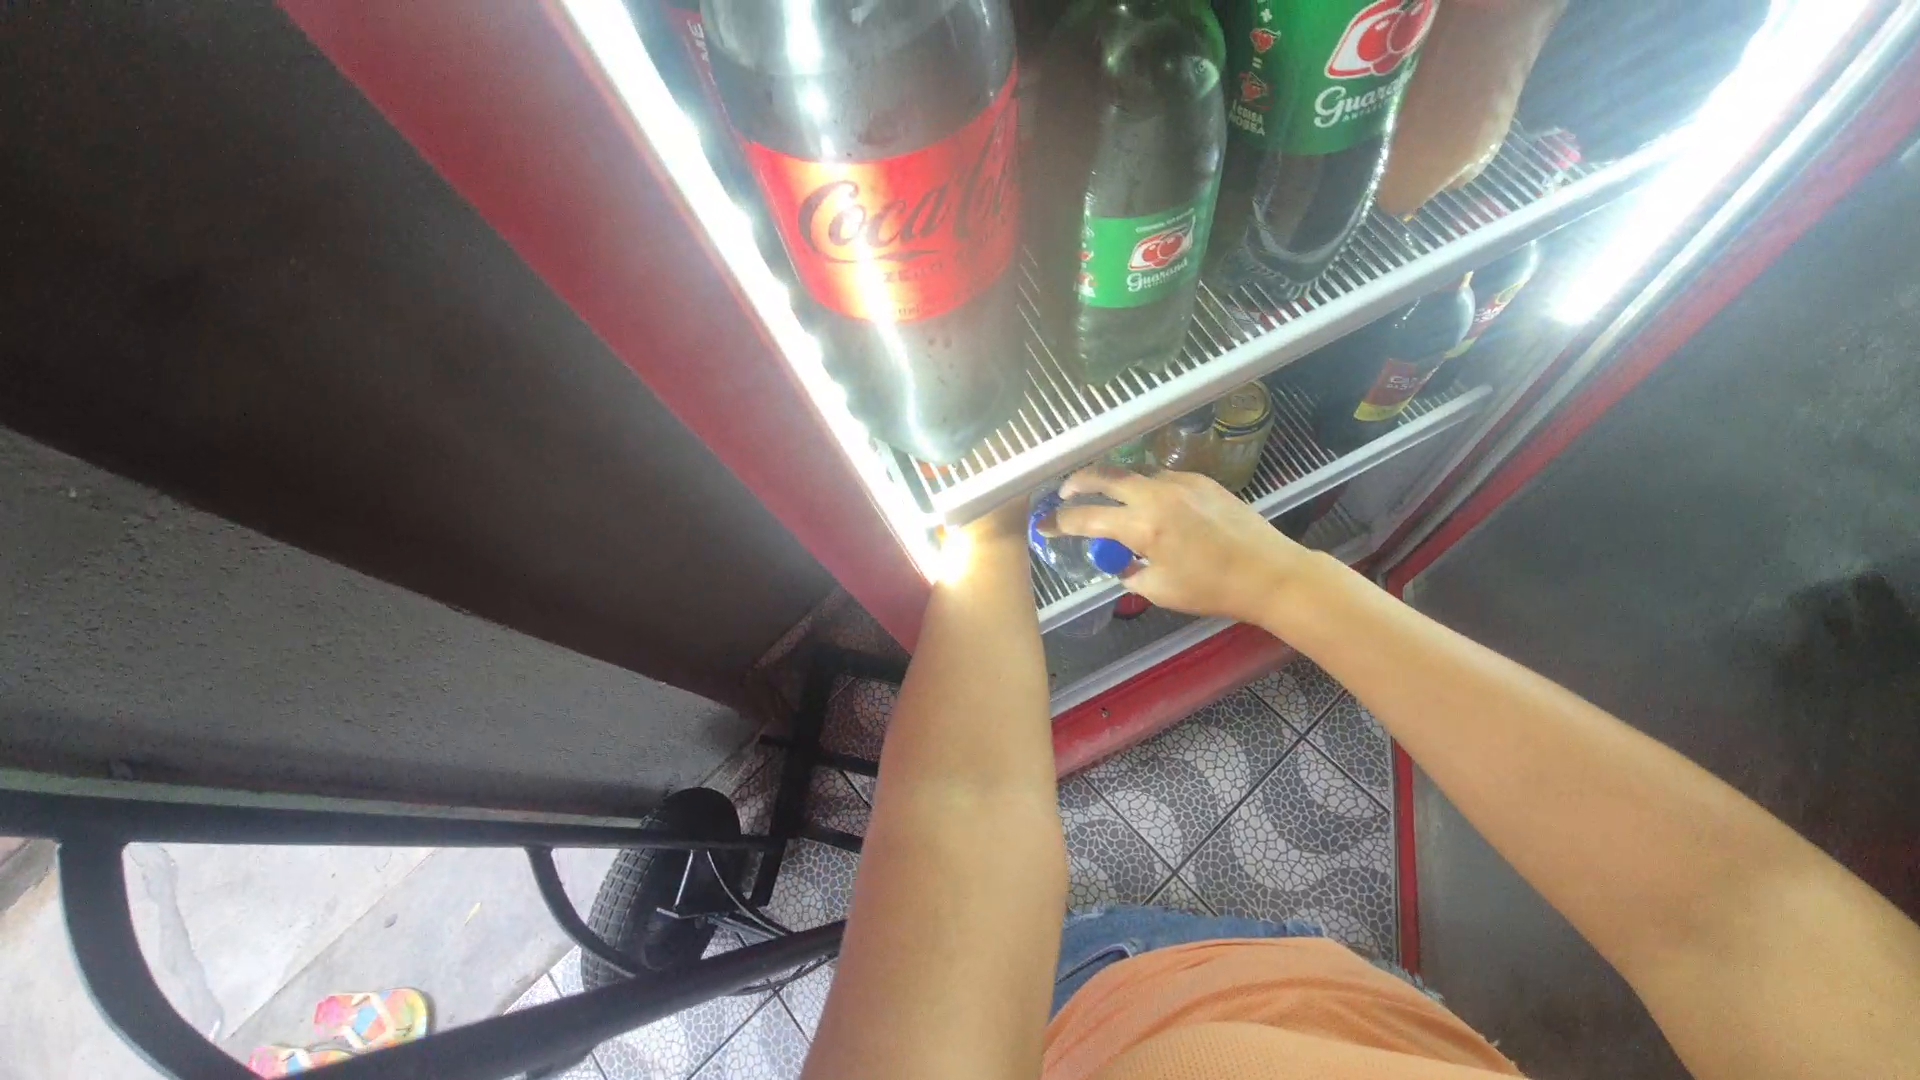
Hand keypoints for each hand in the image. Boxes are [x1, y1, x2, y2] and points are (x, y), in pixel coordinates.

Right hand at [1048, 466, 1321, 625]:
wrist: (1270, 572)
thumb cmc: (1213, 589)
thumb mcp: (1161, 591)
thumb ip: (1131, 573)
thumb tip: (1121, 564)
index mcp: (1143, 526)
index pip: (1087, 518)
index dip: (1060, 523)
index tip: (1044, 525)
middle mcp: (1156, 495)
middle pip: (1104, 476)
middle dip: (1078, 482)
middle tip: (1065, 492)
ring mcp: (1180, 482)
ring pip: (1134, 473)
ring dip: (1114, 483)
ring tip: (1105, 496)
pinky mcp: (1201, 480)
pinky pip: (1161, 477)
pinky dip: (1145, 487)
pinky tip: (1149, 504)